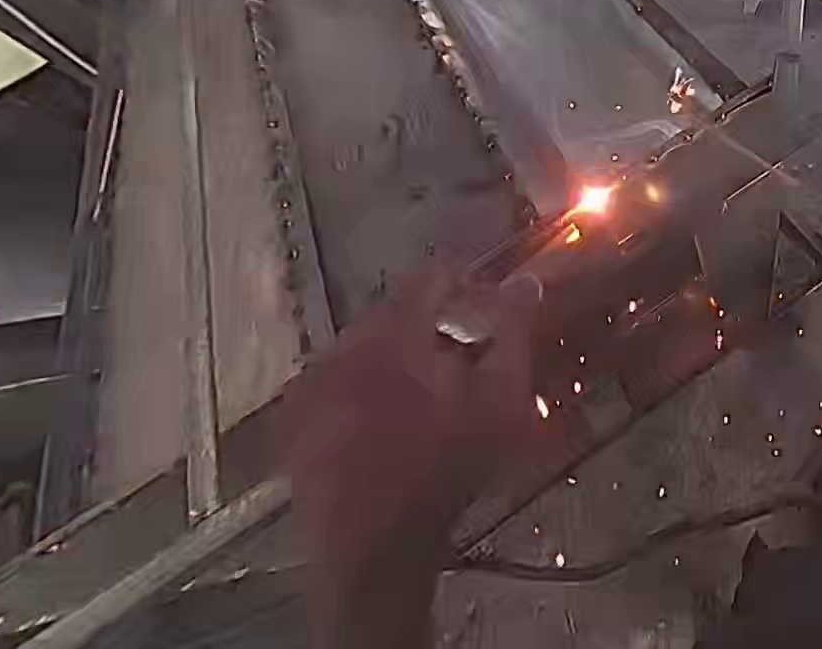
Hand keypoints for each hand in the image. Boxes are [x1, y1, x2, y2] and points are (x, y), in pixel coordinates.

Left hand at [285, 271, 540, 648]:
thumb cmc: (448, 461)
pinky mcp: (296, 417)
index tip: (486, 303)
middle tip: (462, 347)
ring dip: (398, 345)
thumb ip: (514, 329)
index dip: (466, 281)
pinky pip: (335, 373)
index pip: (432, 275)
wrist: (377, 547)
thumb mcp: (500, 393)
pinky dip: (364, 375)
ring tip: (426, 378)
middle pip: (397, 306)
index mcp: (397, 330)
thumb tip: (525, 281)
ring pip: (365, 339)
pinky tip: (384, 406)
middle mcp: (347, 343)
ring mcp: (314, 380)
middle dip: (433, 317)